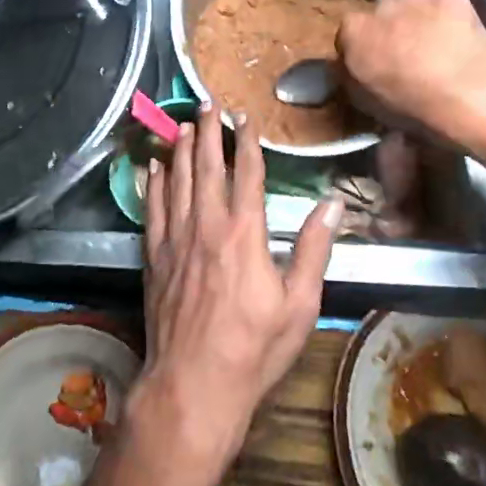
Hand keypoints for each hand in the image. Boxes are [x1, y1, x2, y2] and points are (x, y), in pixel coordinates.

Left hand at [136, 103, 343, 468]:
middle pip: (205, 167)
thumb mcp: (299, 304)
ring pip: (176, 181)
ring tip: (181, 125)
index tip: (244, 118)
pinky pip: (152, 209)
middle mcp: (207, 226)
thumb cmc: (254, 348)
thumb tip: (333, 205)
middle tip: (206, 104)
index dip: (246, 142)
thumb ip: (313, 249)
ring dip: (179, 150)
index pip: (247, 174)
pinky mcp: (154, 256)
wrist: (194, 381)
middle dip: (207, 132)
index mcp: (245, 234)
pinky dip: (153, 184)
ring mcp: (176, 239)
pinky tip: (153, 168)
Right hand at [338, 0, 485, 133]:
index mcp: (353, 30)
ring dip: (416, 19)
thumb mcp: (362, 99)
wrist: (464, 93)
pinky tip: (456, 37)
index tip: (372, 64)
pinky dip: (445, 16)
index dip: (360, 48)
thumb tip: (349, 65)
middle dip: (388, 30)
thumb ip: (349, 74)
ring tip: (434, 46)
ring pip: (411, 4)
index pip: (348, 32)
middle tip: (405, 55)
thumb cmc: (408, 104)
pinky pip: (441, 3)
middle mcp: (380, 5)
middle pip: (380, 14)